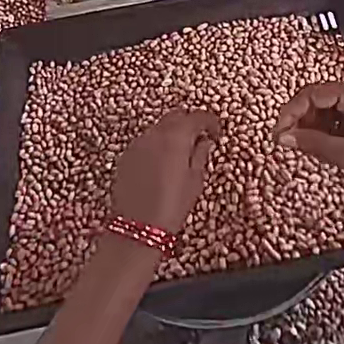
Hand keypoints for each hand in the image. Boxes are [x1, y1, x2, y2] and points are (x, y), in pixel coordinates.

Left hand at [109, 109, 222, 235]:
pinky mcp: (126, 156)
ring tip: (182, 154)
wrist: (138, 228)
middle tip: (201, 140)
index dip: (210, 122)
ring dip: (172, 134)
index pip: (198, 116)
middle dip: (190, 123)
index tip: (216, 132)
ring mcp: (138, 143)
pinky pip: (146, 141)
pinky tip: (163, 164)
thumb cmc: (171, 206)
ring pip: (159, 127)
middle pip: (176, 115)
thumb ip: (201, 154)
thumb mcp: (195, 180)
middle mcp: (155, 134)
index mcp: (176, 136)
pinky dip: (157, 145)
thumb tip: (204, 141)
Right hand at [272, 80, 343, 244]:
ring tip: (305, 149)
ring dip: (318, 129)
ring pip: (336, 112)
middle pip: (324, 99)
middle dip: (303, 120)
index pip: (314, 93)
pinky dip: (334, 134)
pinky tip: (326, 151)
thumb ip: (313, 143)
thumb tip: (286, 137)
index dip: (291, 113)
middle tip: (288, 142)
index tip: (277, 132)